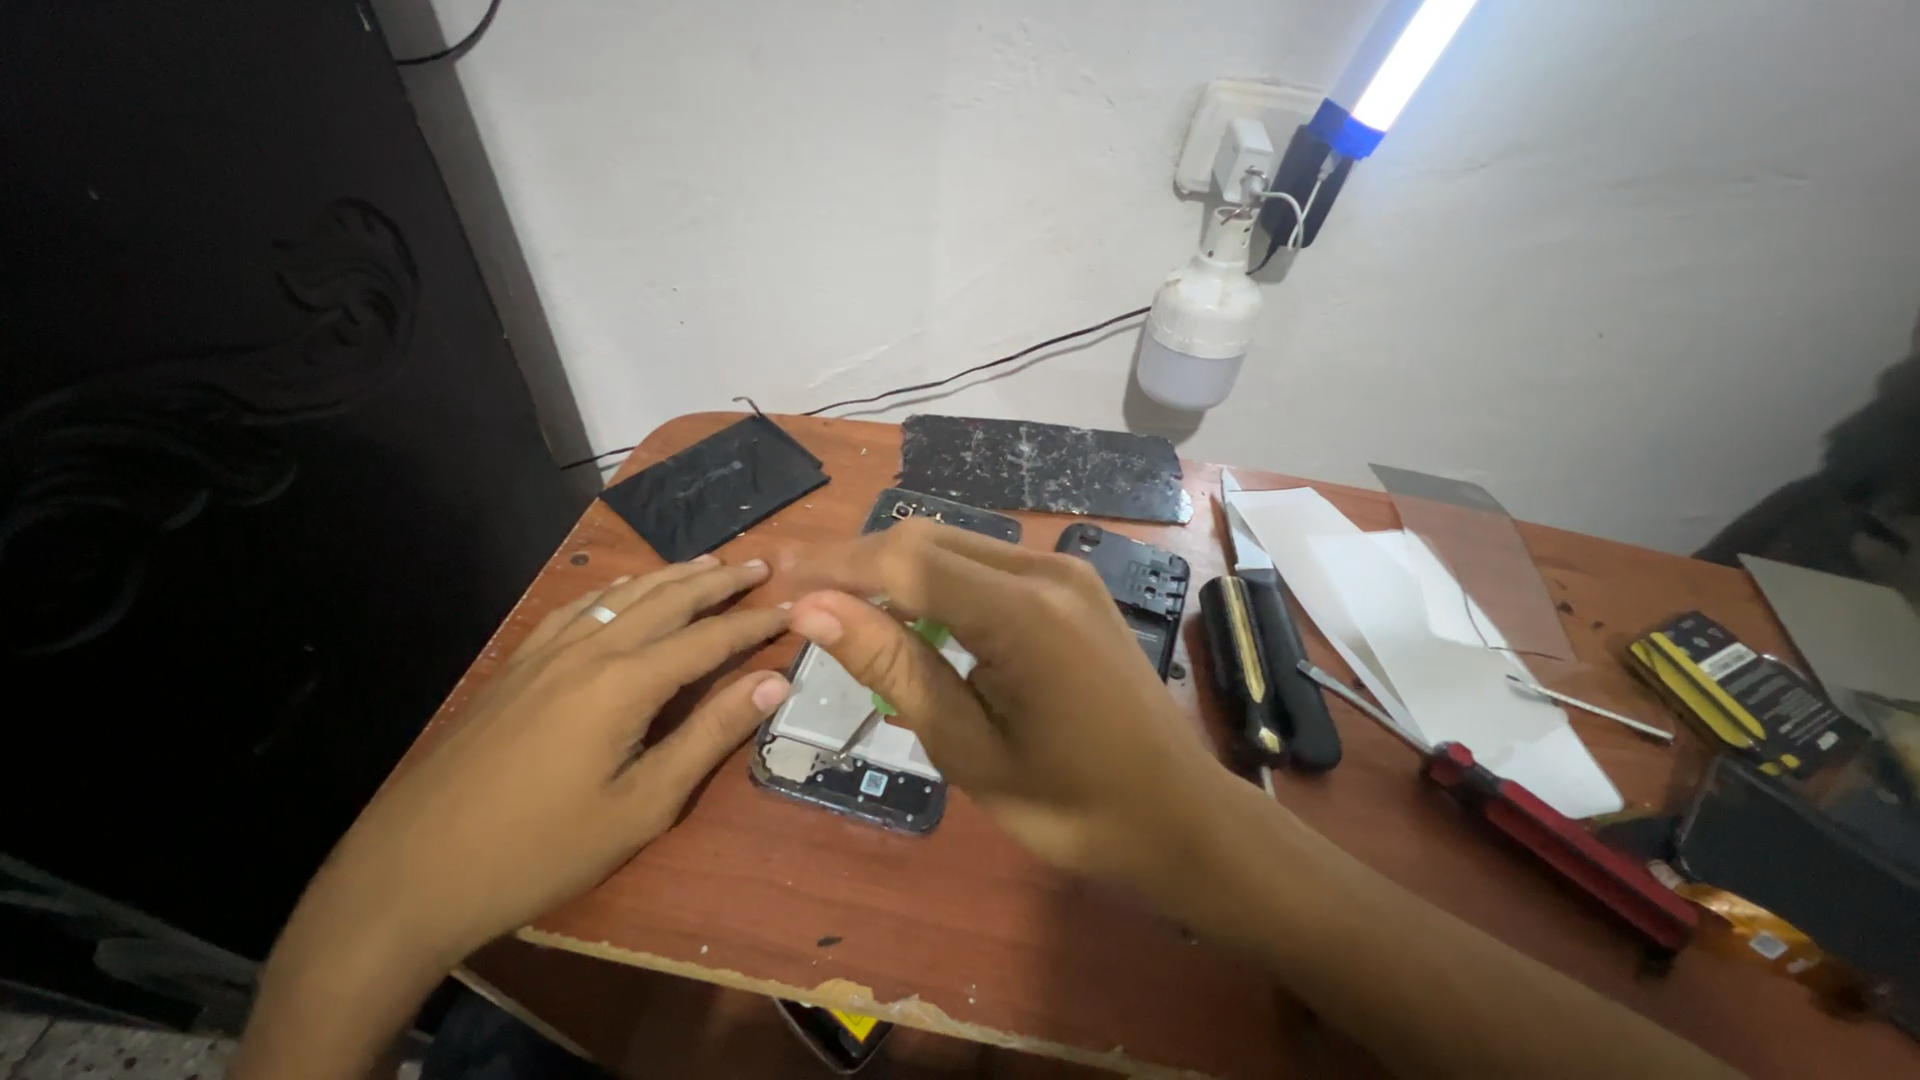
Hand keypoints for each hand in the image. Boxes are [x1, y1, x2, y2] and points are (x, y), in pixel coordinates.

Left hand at [236, 555, 789, 1079]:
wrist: (411, 873)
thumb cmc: (542, 850)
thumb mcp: (642, 806)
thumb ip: (709, 736)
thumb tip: (774, 682)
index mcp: (625, 683)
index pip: (709, 639)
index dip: (755, 623)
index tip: (795, 607)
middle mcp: (588, 651)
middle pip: (667, 601)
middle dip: (718, 583)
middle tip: (761, 567)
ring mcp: (545, 654)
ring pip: (621, 597)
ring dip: (671, 577)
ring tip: (709, 563)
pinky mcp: (516, 667)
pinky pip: (577, 609)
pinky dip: (614, 592)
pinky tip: (622, 591)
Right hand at [784, 520, 1230, 893]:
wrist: (1176, 814)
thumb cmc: (1070, 806)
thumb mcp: (968, 747)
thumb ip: (894, 667)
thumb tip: (815, 610)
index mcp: (1023, 614)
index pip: (906, 562)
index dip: (835, 566)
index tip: (777, 580)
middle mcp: (1047, 570)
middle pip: (929, 539)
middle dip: (858, 562)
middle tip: (802, 600)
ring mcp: (1067, 572)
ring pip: (957, 545)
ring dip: (897, 570)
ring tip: (846, 613)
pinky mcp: (1074, 585)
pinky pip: (988, 565)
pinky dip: (939, 583)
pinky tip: (915, 619)